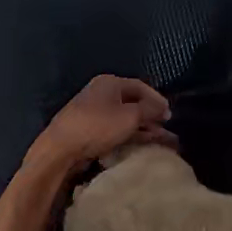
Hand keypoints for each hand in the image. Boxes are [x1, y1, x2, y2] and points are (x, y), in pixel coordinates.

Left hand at [27, 75, 172, 174]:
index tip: (170, 115)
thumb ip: (150, 110)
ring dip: (141, 127)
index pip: (140, 86)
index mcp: (109, 83)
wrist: (61, 148)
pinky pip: (114, 128)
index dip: (157, 100)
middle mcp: (100, 93)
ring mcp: (93, 111)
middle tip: (166, 129)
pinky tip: (139, 144)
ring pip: (124, 117)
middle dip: (150, 116)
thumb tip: (163, 108)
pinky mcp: (88, 129)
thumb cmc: (98, 127)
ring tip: (158, 140)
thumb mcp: (130, 116)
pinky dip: (128, 134)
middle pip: (132, 102)